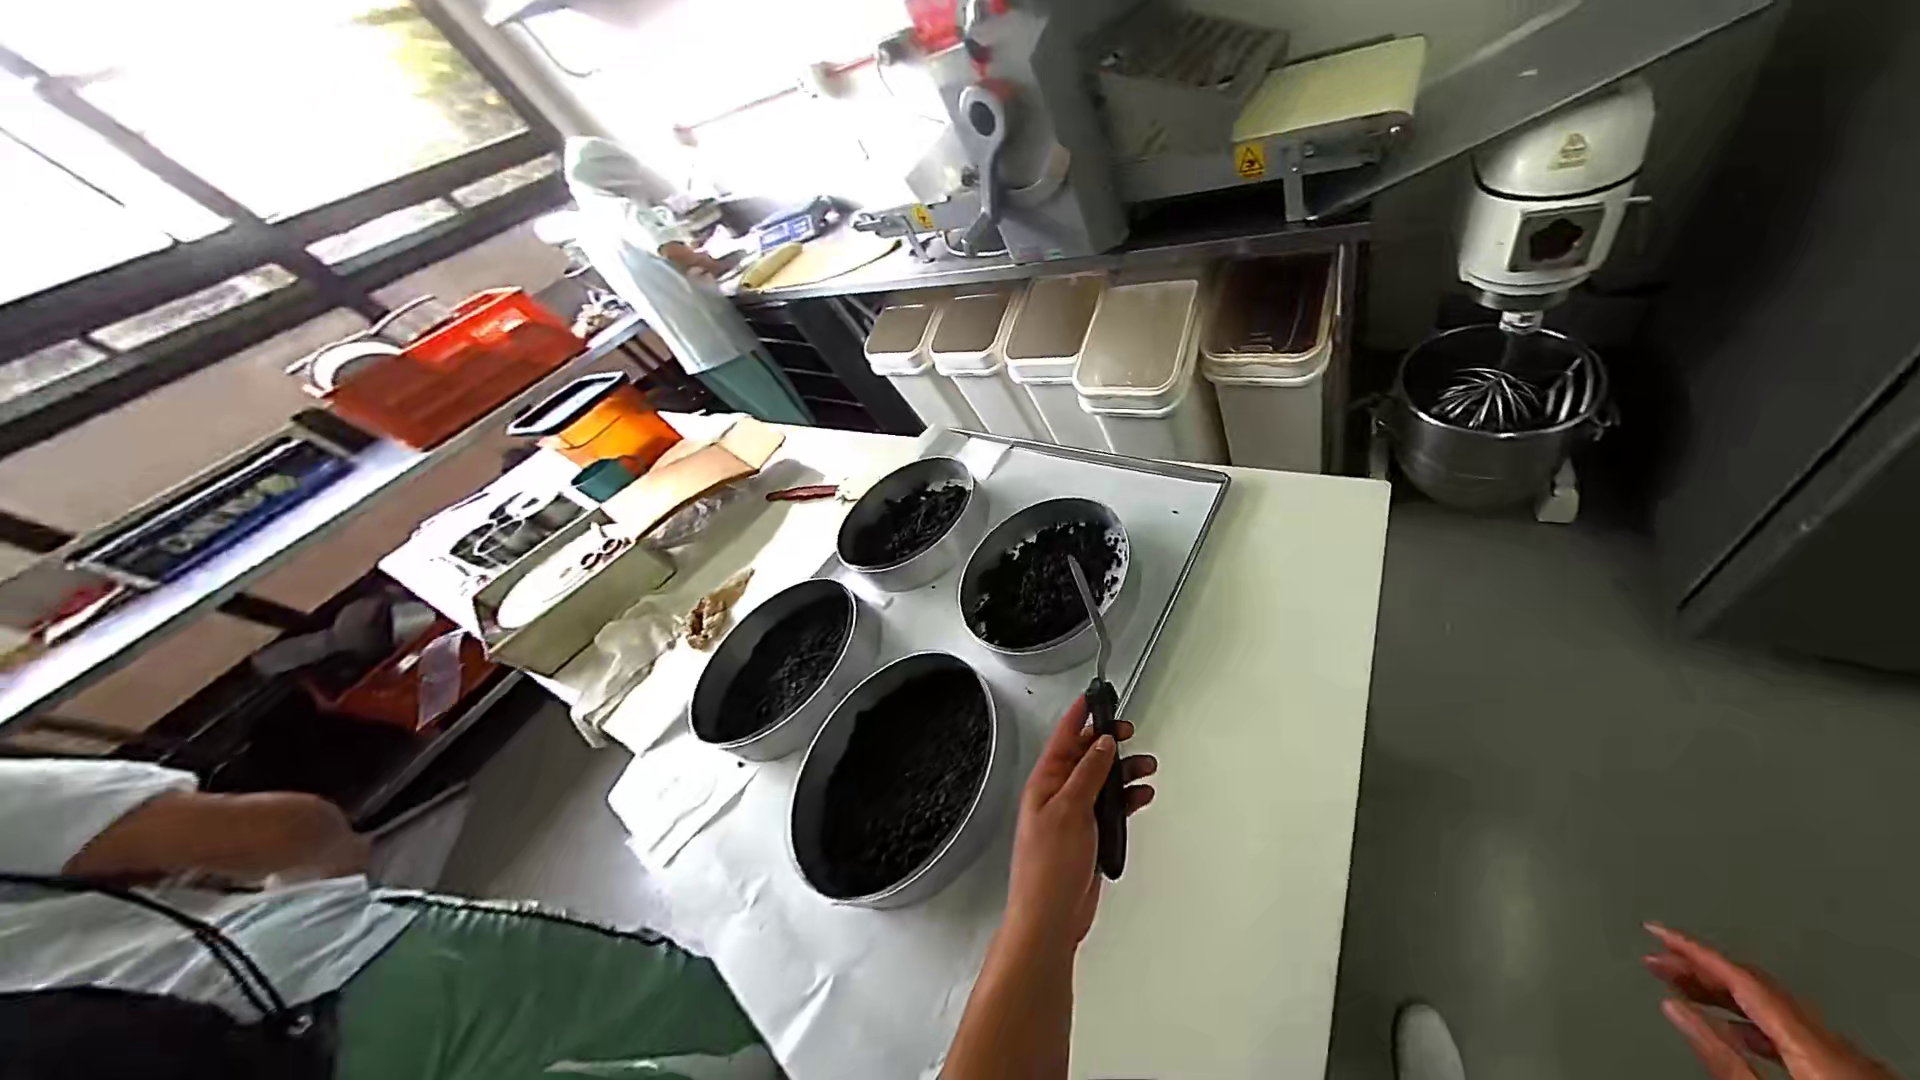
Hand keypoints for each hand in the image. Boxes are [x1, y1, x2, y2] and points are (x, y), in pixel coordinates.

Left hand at [1004, 697, 1156, 947]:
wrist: (1051, 915)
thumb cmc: (1047, 868)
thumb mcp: (1069, 810)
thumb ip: (1088, 774)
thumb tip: (1102, 744)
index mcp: (1045, 782)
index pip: (1063, 738)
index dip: (1078, 715)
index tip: (1092, 696)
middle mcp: (1058, 794)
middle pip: (1086, 756)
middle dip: (1107, 741)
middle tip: (1126, 729)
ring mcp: (1074, 814)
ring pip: (1102, 781)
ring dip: (1123, 771)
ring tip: (1144, 764)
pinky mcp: (1089, 833)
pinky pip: (1111, 806)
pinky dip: (1127, 798)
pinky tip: (1139, 794)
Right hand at [1644, 923, 1900, 1079]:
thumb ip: (1722, 1053)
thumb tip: (1672, 1005)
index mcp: (1816, 1044)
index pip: (1744, 977)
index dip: (1693, 948)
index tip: (1655, 928)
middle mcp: (1839, 1044)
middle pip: (1760, 988)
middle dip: (1701, 967)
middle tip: (1656, 956)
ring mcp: (1853, 1060)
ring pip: (1778, 1008)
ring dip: (1724, 993)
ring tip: (1680, 987)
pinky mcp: (1855, 1072)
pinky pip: (1797, 1031)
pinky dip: (1754, 1019)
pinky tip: (1731, 1027)